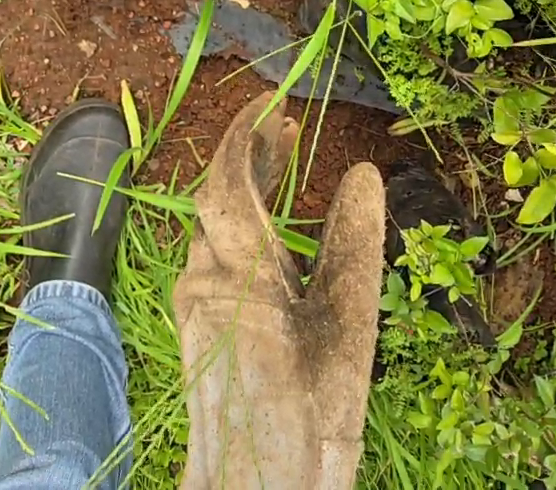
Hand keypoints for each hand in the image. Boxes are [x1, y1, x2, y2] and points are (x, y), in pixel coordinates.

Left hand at [173, 92, 383, 489]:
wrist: (255, 488)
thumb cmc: (311, 417)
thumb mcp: (348, 327)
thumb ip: (354, 245)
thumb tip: (364, 175)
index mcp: (239, 273)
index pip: (229, 180)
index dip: (246, 136)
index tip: (269, 104)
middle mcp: (202, 278)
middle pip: (217, 196)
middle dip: (250, 156)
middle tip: (286, 127)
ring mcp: (191, 301)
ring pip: (212, 223)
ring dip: (244, 188)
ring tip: (283, 164)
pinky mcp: (194, 321)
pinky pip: (211, 252)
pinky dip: (237, 223)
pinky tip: (267, 230)